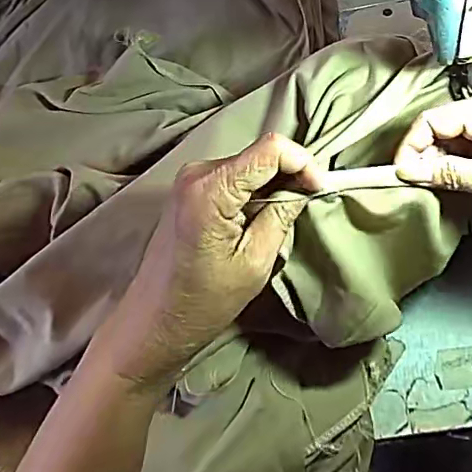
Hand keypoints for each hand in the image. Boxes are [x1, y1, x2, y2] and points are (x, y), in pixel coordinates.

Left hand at [88, 133, 324, 390]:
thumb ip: (282, 214)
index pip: (270, 148)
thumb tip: (305, 186)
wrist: (152, 323)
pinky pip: (235, 175)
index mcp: (211, 188)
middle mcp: (197, 172)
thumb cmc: (203, 301)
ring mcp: (190, 177)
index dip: (303, 162)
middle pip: (260, 153)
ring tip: (284, 215)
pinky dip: (256, 189)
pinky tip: (261, 216)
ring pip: (250, 163)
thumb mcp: (255, 261)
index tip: (319, 187)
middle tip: (308, 202)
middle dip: (290, 173)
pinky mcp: (189, 187)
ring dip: (273, 183)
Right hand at [393, 92, 471, 221]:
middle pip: (438, 128)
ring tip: (440, 187)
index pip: (432, 120)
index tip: (400, 173)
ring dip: (440, 163)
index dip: (411, 148)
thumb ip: (453, 174)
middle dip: (424, 157)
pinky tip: (457, 182)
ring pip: (450, 138)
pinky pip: (466, 146)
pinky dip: (456, 165)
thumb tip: (415, 171)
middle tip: (417, 185)